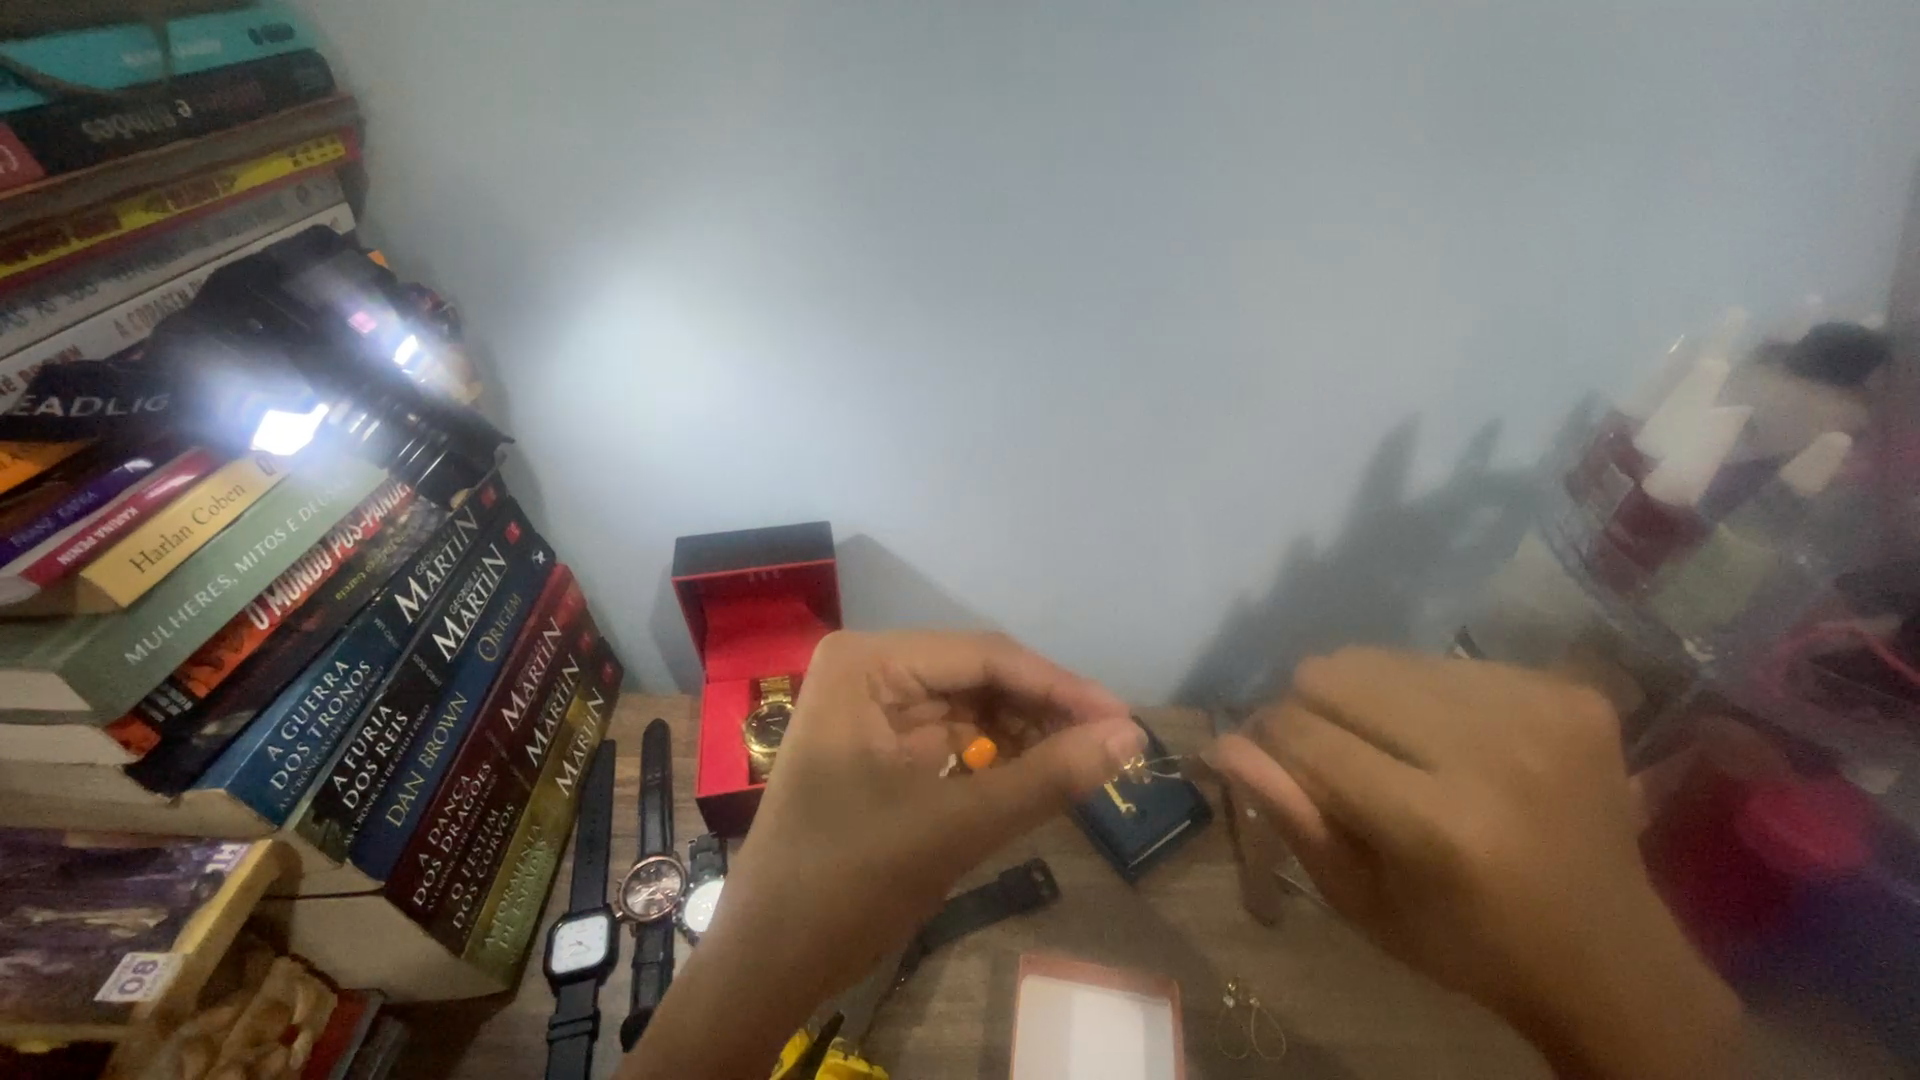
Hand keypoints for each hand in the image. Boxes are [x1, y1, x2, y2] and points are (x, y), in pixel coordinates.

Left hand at [624, 630, 1142, 1079]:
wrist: (766, 963)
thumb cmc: (847, 884)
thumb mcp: (955, 827)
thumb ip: (1047, 777)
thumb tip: (1131, 736)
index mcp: (867, 663)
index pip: (983, 656)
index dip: (1059, 687)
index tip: (1126, 721)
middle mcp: (865, 669)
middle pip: (976, 676)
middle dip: (1042, 710)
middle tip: (1113, 745)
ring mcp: (867, 707)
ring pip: (968, 706)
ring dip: (1023, 733)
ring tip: (1085, 761)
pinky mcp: (876, 746)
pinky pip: (950, 737)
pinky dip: (994, 757)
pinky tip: (1037, 773)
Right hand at [1212, 648, 1741, 1079]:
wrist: (1612, 957)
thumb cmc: (1464, 942)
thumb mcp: (1359, 899)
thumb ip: (1290, 815)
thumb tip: (1224, 744)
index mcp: (1438, 824)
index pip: (1302, 732)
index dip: (1270, 740)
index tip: (1276, 763)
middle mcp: (1493, 752)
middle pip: (1335, 674)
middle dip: (1312, 710)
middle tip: (1338, 759)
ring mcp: (1540, 711)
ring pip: (1382, 658)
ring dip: (1366, 700)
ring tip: (1396, 751)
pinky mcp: (1567, 691)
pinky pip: (1442, 661)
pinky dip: (1425, 697)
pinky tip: (1452, 744)